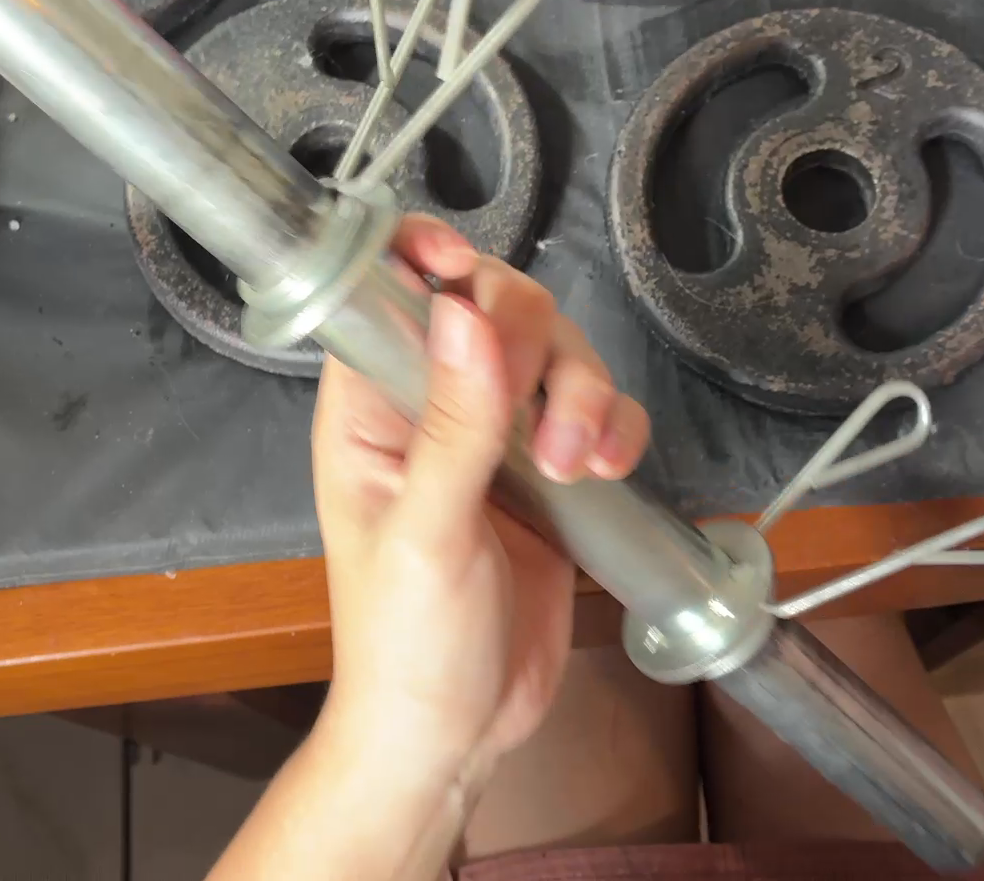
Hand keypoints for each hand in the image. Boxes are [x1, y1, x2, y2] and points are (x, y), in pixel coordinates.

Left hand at [310, 215, 650, 791]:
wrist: (458, 730)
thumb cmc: (406, 640)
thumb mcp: (426, 534)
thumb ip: (451, 424)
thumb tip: (464, 308)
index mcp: (370, 405)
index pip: (383, 291)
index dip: (421, 254)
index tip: (463, 266)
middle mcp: (434, 401)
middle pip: (494, 307)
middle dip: (531, 343)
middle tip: (541, 420)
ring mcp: (498, 431)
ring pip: (557, 353)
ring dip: (583, 393)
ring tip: (576, 467)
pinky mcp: (550, 465)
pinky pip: (597, 411)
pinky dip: (613, 426)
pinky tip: (606, 472)